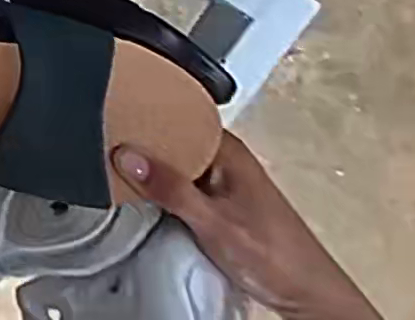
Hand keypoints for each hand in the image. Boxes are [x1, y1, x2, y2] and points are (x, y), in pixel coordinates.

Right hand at [113, 132, 379, 319]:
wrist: (312, 302)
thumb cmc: (279, 260)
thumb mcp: (216, 224)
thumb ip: (171, 189)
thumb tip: (126, 155)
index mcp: (224, 146)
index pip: (171, 115)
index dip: (138, 114)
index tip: (106, 117)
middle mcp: (220, 154)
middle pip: (167, 136)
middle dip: (138, 141)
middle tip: (103, 142)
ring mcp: (217, 175)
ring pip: (170, 159)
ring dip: (148, 165)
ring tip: (116, 164)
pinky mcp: (214, 196)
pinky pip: (175, 177)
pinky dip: (157, 182)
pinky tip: (142, 189)